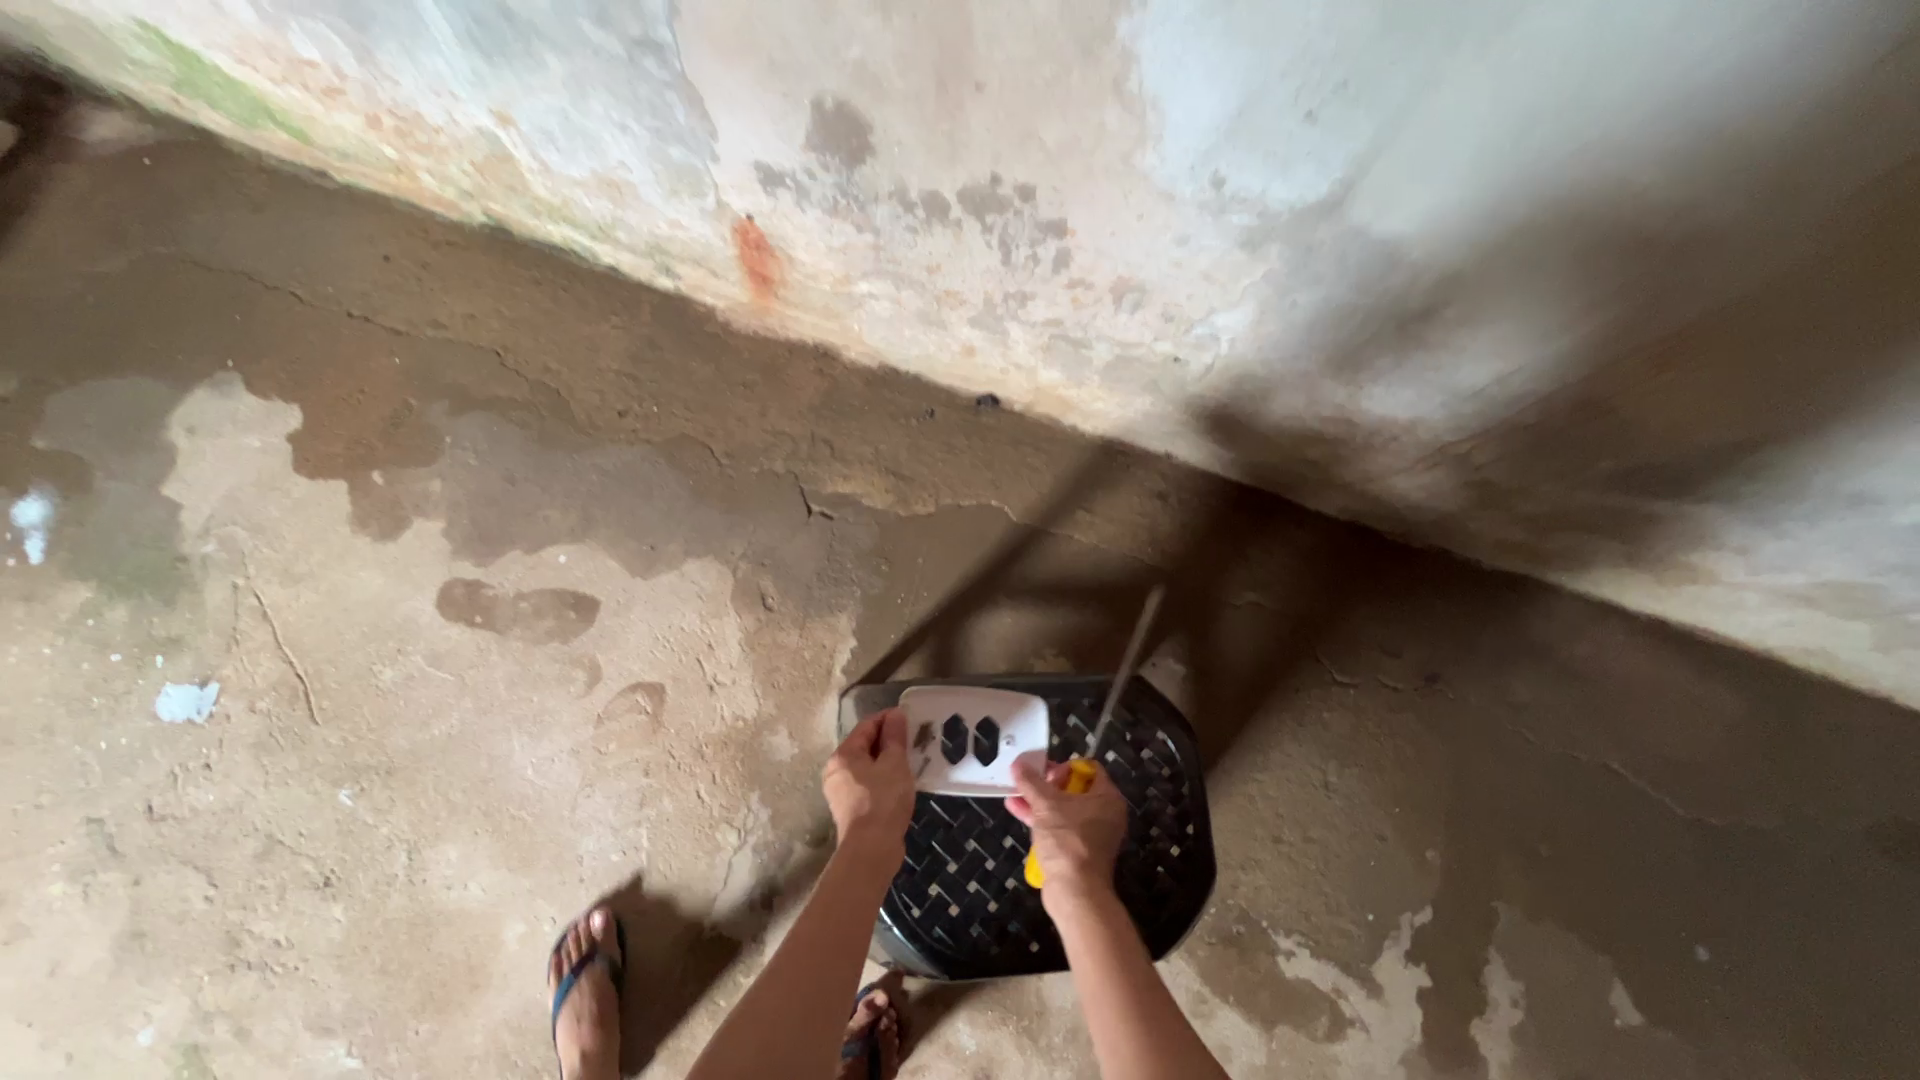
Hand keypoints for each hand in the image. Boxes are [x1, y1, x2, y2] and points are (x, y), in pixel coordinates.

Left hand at [821, 707, 914, 859]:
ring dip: (885, 761)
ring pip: (865, 767)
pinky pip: (867, 784)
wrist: (871, 849)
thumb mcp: (894, 763)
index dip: (887, 718)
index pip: (866, 726)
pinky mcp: (849, 810)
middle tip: (912, 740)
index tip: (909, 718)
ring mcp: (839, 792)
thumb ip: (895, 737)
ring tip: (909, 761)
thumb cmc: (883, 800)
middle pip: (863, 746)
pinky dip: (882, 779)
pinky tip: (899, 784)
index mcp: (843, 755)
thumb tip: (895, 714)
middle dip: (887, 741)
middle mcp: (835, 771)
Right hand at [1007, 758, 1126, 912]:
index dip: (1065, 766)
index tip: (1045, 772)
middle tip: (1027, 780)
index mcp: (1107, 797)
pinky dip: (1042, 818)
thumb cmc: (1067, 841)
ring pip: (1063, 808)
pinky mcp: (1078, 850)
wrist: (1075, 892)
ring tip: (1015, 791)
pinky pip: (1060, 826)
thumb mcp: (1046, 805)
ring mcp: (1092, 833)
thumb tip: (1018, 764)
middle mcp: (1104, 813)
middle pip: (1074, 788)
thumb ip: (1031, 782)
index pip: (1089, 768)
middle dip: (1047, 783)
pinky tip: (1017, 809)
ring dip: (1039, 799)